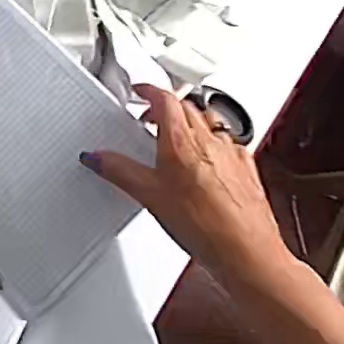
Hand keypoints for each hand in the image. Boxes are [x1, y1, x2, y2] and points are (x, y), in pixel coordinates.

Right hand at [82, 84, 288, 283]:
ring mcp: (231, 153)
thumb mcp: (150, 196)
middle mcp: (210, 140)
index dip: (149, 90)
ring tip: (177, 136)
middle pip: (186, 106)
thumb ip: (119, 171)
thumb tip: (96, 157)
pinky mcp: (247, 169)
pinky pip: (229, 143)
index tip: (140, 92)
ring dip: (191, 122)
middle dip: (166, 106)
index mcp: (182, 140)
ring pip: (209, 122)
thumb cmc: (206, 225)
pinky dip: (214, 143)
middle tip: (151, 117)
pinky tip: (209, 162)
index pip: (164, 98)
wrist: (247, 252)